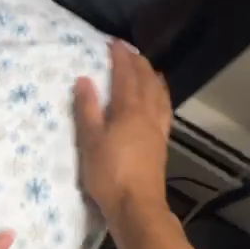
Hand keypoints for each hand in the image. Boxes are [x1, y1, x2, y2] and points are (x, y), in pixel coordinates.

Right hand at [73, 39, 173, 223]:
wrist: (136, 205)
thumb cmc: (108, 174)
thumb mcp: (90, 141)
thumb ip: (87, 110)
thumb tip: (85, 80)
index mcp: (129, 111)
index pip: (126, 76)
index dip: (120, 58)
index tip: (114, 43)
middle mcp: (148, 114)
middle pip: (146, 82)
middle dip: (138, 64)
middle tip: (129, 51)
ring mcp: (158, 129)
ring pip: (159, 95)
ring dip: (152, 78)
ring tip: (148, 69)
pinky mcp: (160, 143)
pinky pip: (164, 109)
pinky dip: (160, 96)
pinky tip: (158, 101)